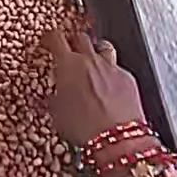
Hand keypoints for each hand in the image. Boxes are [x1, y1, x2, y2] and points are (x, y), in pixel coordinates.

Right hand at [41, 29, 146, 147]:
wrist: (117, 139)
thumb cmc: (84, 128)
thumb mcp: (57, 115)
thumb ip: (53, 98)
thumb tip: (50, 98)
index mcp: (68, 65)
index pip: (56, 38)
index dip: (50, 37)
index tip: (48, 40)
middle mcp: (90, 60)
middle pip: (80, 37)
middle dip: (73, 42)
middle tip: (68, 51)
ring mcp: (111, 67)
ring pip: (102, 46)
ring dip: (95, 51)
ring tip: (91, 62)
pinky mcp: (128, 78)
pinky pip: (117, 67)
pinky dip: (110, 73)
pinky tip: (109, 86)